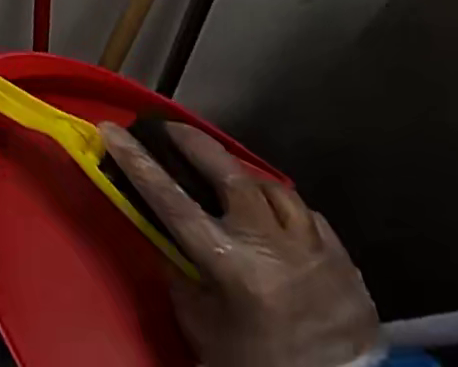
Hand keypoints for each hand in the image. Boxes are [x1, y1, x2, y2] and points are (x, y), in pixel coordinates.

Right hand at [100, 121, 379, 366]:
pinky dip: (284, 212)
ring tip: (229, 183)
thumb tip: (159, 224)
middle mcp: (274, 248)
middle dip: (194, 143)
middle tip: (172, 130)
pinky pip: (307, 215)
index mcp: (232, 268)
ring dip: (246, 180)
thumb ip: (178, 271)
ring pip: (273, 188)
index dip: (138, 162)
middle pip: (229, 173)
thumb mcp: (201, 326)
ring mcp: (315, 248)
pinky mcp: (344, 257)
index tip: (113, 130)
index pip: (172, 201)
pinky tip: (274, 223)